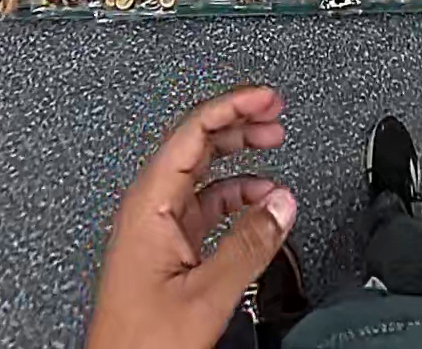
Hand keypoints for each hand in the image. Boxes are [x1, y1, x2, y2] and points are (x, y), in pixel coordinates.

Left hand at [87, 86, 297, 348]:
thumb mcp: (203, 295)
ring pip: (205, 163)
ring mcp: (159, 221)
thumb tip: (283, 202)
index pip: (195, 126)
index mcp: (151, 201)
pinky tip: (260, 196)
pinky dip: (239, 187)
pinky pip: (209, 195)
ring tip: (273, 139)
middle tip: (275, 108)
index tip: (266, 97)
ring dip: (241, 147)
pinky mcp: (169, 241)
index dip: (235, 104)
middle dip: (241, 117)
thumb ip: (249, 244)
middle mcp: (151, 203)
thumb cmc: (138, 346)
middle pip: (200, 137)